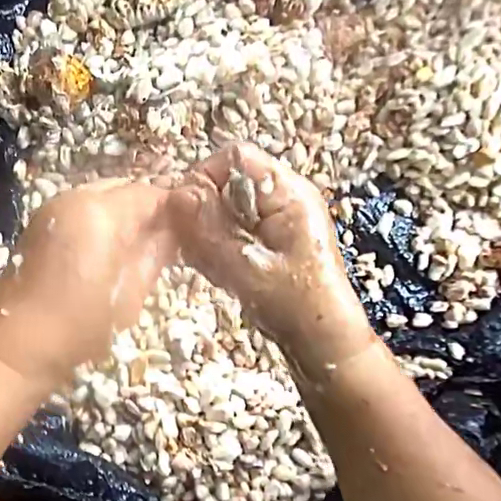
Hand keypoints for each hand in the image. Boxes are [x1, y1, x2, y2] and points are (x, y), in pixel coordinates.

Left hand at [0, 180, 175, 389]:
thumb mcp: (129, 295)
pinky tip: (108, 254)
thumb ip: (155, 255)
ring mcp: (50, 210)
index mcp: (100, 212)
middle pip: (123, 190)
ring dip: (122, 217)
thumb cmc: (79, 328)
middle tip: (166, 242)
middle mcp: (73, 199)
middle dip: (146, 210)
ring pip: (100, 199)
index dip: (174, 209)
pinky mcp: (36, 227)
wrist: (15, 350)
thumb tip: (174, 233)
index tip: (191, 231)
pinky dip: (99, 225)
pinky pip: (79, 213)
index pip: (150, 194)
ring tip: (138, 251)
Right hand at [169, 143, 375, 375]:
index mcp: (287, 193)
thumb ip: (209, 229)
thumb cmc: (296, 305)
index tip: (185, 216)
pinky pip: (232, 232)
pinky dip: (218, 251)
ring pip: (224, 210)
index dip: (203, 180)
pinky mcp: (270, 241)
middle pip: (226, 183)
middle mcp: (284, 198)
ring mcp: (277, 220)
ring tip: (216, 268)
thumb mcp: (245, 268)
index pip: (234, 157)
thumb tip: (175, 195)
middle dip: (204, 214)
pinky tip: (224, 275)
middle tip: (198, 250)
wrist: (325, 343)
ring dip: (209, 237)